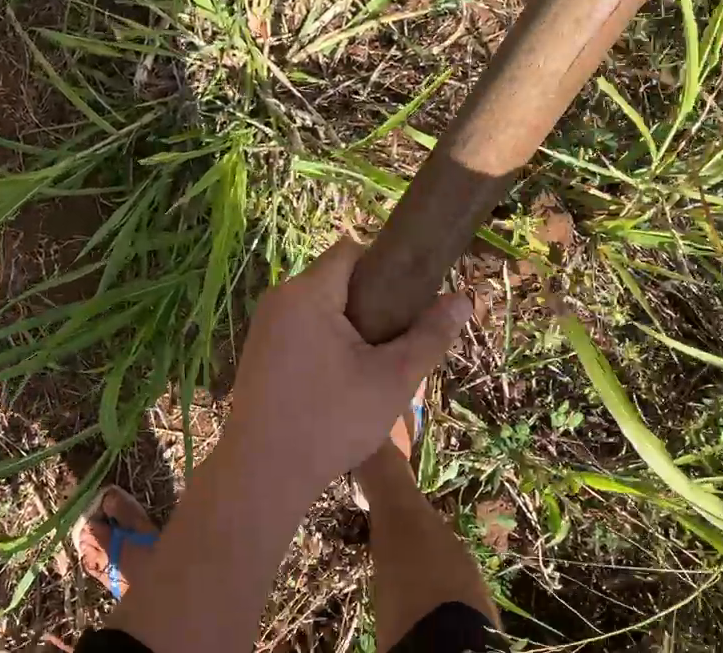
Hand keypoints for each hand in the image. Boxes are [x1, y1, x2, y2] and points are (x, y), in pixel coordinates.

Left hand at [221, 241, 471, 500]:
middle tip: (395, 343)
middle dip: (370, 302)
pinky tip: (341, 380)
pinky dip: (324, 341)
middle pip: (334, 278)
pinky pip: (300, 328)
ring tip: (372, 366)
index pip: (350, 251)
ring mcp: (264, 325)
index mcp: (307, 292)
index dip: (384, 268)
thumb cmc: (332, 420)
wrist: (265, 471)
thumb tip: (464, 299)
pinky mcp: (258, 350)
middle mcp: (279, 297)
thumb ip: (430, 335)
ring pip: (318, 306)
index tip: (408, 303)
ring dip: (348, 326)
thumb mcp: (393, 379)